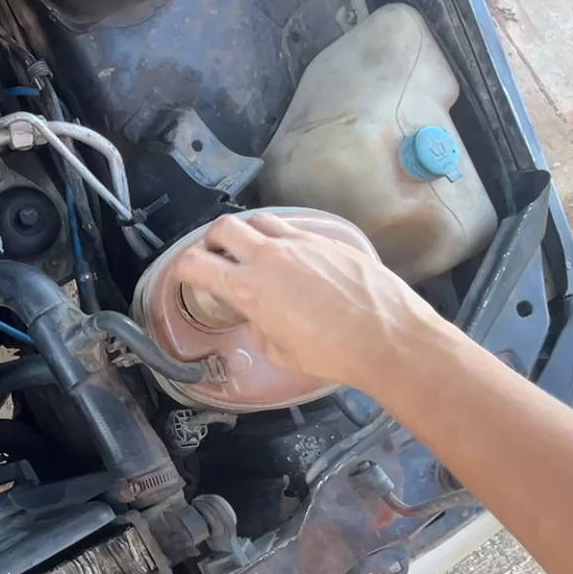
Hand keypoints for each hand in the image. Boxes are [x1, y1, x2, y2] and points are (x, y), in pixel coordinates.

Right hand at [178, 213, 450, 393]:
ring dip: (248, 233)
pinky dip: (283, 239)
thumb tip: (262, 317)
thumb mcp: (278, 352)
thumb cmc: (329, 354)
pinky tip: (294, 259)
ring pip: (259, 220)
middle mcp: (267, 257)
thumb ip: (259, 327)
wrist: (388, 338)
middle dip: (212, 240)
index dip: (184, 268)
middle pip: (223, 228)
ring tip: (254, 251)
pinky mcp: (328, 240)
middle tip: (217, 255)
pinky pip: (294, 229)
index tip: (187, 275)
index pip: (196, 264)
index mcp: (247, 288)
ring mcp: (300, 243)